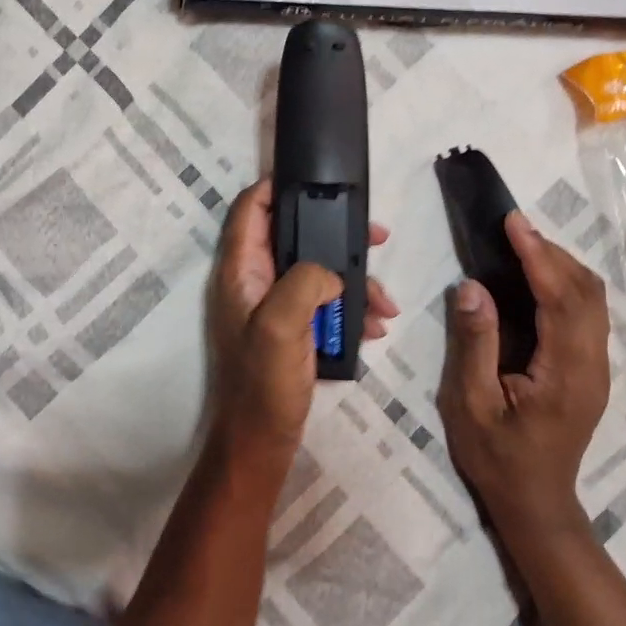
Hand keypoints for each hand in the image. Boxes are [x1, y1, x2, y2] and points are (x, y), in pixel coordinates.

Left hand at [208, 180, 399, 459]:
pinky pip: (324, 304)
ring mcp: (272, 305)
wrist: (262, 442)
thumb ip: (304, 281)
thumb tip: (329, 271)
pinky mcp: (291, 328)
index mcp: (241, 271)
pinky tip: (375, 326)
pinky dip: (350, 309)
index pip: (251, 210)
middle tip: (377, 240)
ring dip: (353, 282)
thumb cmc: (264, 383)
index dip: (276, 189)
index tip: (317, 183)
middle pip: (294, 237)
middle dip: (337, 237)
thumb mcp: (280, 325)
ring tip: (385, 305)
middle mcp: (254, 281)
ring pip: (316, 272)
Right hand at [437, 211, 609, 537]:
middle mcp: (592, 365)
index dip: (539, 257)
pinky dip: (564, 284)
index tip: (514, 223)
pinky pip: (585, 314)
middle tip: (512, 226)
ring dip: (561, 265)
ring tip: (521, 243)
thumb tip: (472, 287)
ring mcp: (596, 368)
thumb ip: (474, 344)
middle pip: (586, 292)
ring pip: (592, 300)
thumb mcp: (471, 404)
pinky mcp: (589, 370)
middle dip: (552, 252)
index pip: (560, 300)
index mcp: (565, 374)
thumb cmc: (496, 457)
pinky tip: (535, 277)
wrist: (534, 503)